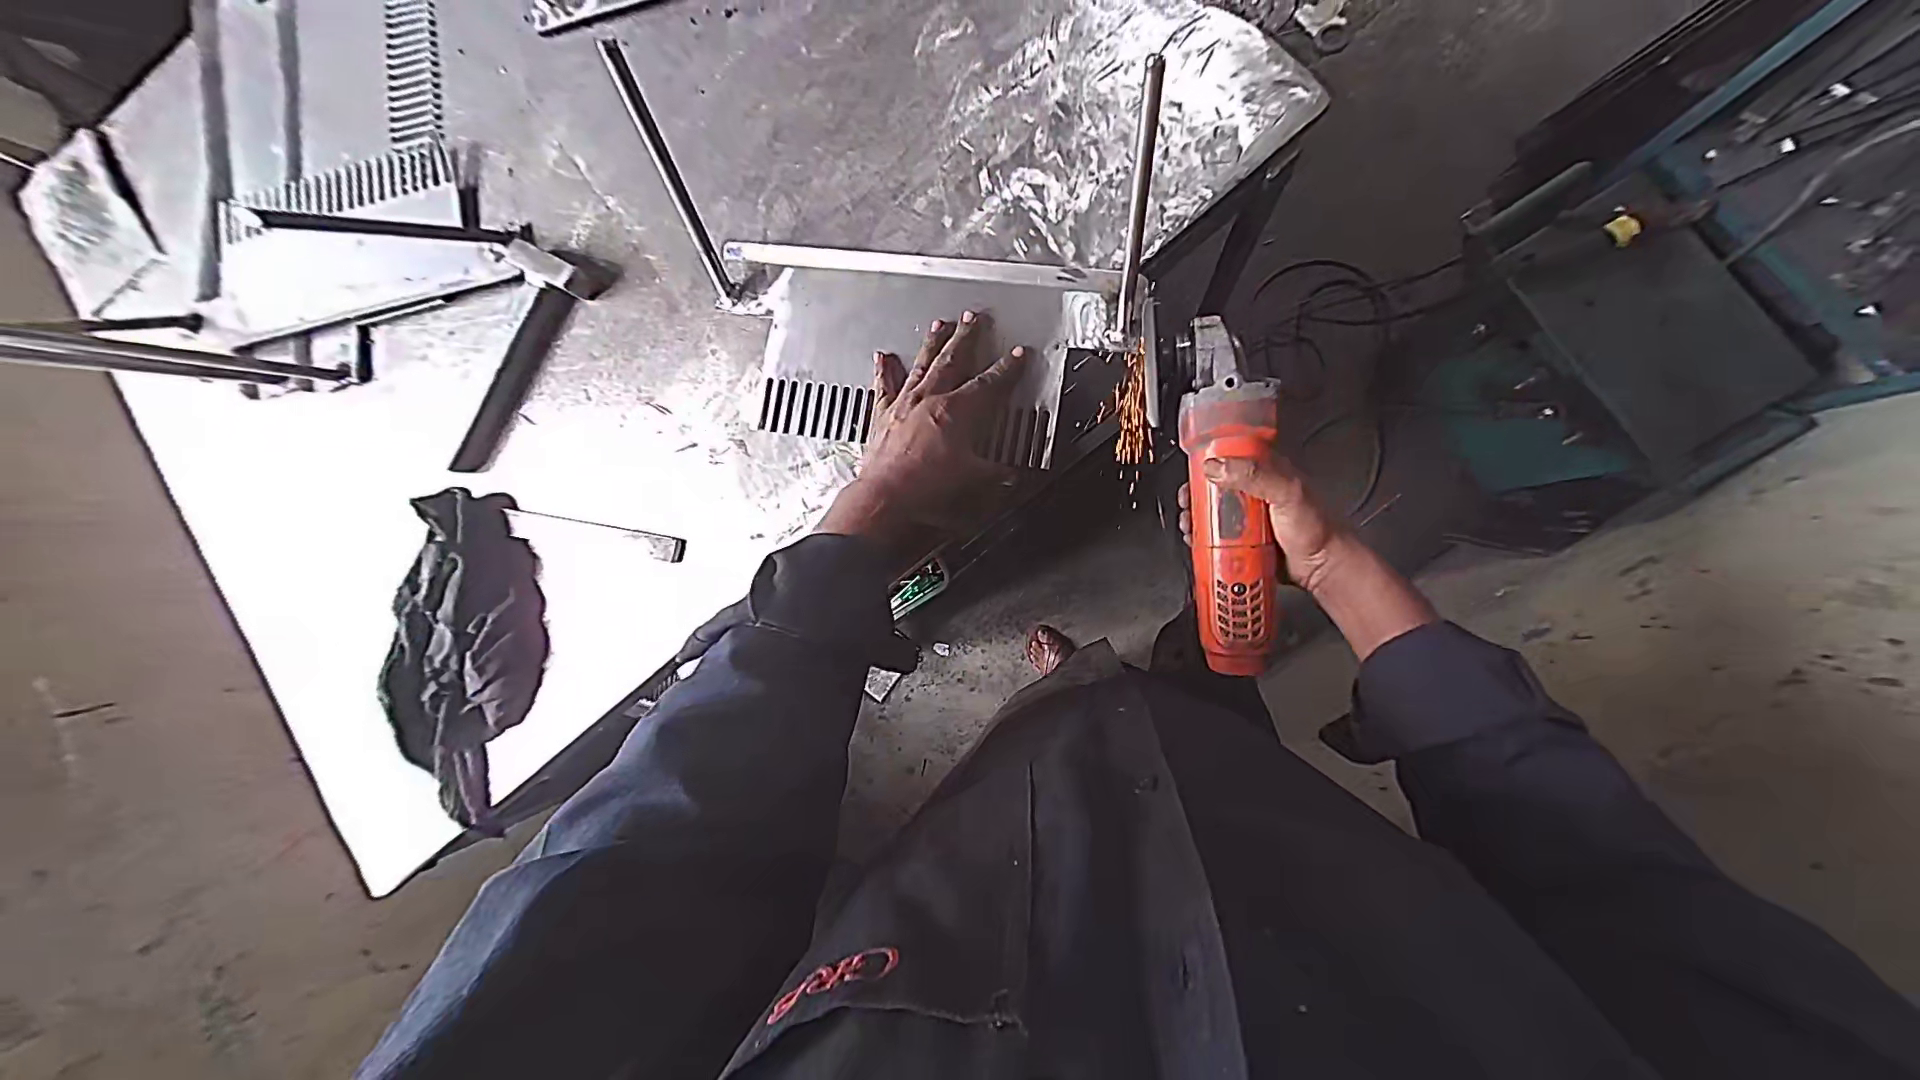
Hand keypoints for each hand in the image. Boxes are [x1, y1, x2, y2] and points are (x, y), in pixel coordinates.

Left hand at [817, 310, 1027, 567]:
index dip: (1007, 368)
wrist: (887, 496)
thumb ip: (995, 475)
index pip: (990, 383)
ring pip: (923, 364)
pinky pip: (885, 386)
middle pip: (954, 359)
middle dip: (968, 337)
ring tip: (940, 325)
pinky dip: (885, 370)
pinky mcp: (883, 415)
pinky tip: (884, 357)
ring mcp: (905, 404)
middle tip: (975, 318)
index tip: (1017, 355)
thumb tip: (1010, 476)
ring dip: (933, 343)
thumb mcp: (973, 480)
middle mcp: (931, 399)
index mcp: (958, 411)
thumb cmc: (926, 487)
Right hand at [1177, 450, 1347, 592]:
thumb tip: (1216, 467)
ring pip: (1212, 512)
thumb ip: (1254, 475)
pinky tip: (1198, 540)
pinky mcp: (1242, 539)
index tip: (1193, 471)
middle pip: (1214, 487)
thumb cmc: (1316, 528)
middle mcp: (1254, 492)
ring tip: (1190, 524)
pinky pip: (1216, 536)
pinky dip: (1203, 538)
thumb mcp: (1286, 492)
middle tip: (1188, 503)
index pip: (1231, 457)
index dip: (1208, 461)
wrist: (1323, 568)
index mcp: (1266, 471)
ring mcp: (1247, 517)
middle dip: (1195, 494)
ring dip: (1195, 518)